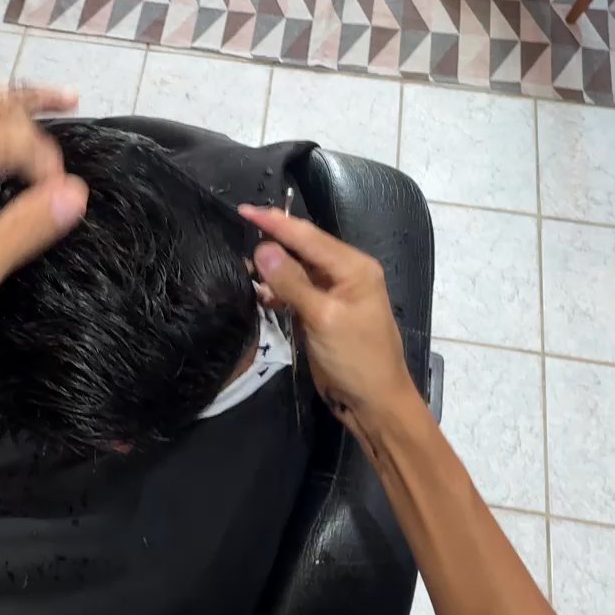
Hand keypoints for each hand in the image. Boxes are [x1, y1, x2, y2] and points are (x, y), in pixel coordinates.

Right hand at [239, 205, 424, 435]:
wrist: (375, 404)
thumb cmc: (356, 359)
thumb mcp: (323, 319)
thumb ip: (292, 282)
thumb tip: (262, 248)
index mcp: (354, 267)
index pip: (309, 236)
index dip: (275, 222)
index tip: (244, 210)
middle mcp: (345, 273)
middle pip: (303, 248)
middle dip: (273, 241)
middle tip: (238, 232)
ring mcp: (334, 294)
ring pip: (297, 270)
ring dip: (272, 268)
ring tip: (242, 264)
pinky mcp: (322, 313)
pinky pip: (296, 291)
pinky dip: (278, 290)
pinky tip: (259, 293)